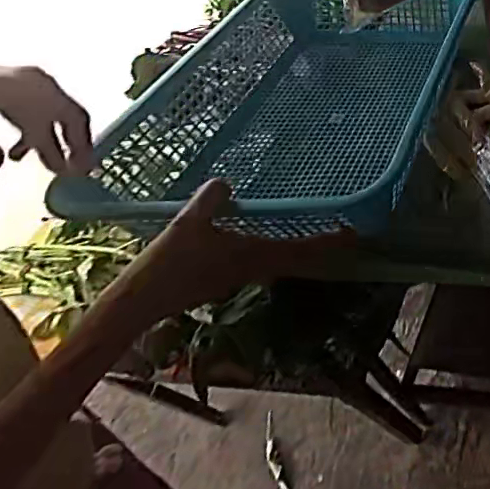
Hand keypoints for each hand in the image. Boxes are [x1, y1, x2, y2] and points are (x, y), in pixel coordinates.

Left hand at [0, 61, 92, 177]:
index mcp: (12, 87)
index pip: (49, 120)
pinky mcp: (30, 85)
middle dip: (76, 142)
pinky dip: (44, 130)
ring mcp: (34, 80)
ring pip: (62, 111)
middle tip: (81, 168)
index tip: (65, 170)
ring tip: (57, 163)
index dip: (59, 147)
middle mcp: (31, 79)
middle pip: (69, 113)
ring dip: (62, 138)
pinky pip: (49, 108)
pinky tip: (24, 150)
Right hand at [104, 179, 352, 328]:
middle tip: (349, 226)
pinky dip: (278, 244)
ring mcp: (240, 274)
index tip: (359, 230)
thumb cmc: (162, 270)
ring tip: (319, 225)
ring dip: (303, 244)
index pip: (307, 249)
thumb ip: (209, 201)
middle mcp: (256, 267)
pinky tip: (270, 232)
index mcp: (256, 256)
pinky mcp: (224, 276)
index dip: (334, 240)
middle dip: (326, 243)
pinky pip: (263, 257)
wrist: (130, 309)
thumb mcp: (185, 227)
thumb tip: (226, 179)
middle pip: (302, 255)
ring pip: (284, 257)